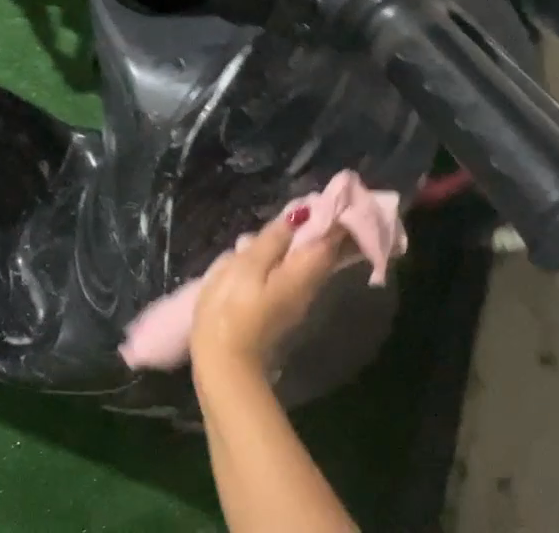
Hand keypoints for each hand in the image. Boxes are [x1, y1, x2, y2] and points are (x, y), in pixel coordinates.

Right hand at [190, 206, 346, 376]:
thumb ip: (271, 241)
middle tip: (317, 204)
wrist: (225, 364)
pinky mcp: (281, 310)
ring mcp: (295, 302)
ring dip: (307, 241)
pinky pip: (295, 274)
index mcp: (302, 274)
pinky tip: (273, 249)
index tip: (332, 195)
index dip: (333, 217)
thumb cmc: (230, 310)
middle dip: (325, 229)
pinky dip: (292, 256)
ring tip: (292, 220)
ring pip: (309, 264)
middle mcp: (307, 288)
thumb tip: (298, 215)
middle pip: (324, 253)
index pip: (329, 240)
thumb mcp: (245, 267)